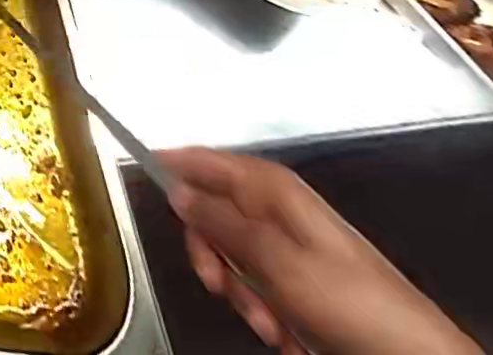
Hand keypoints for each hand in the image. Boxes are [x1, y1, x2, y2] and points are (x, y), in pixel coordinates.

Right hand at [159, 148, 479, 354]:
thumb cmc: (349, 303)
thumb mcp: (277, 261)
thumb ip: (220, 221)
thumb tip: (176, 188)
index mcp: (270, 188)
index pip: (205, 159)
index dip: (173, 163)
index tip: (144, 172)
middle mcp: (274, 207)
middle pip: (210, 212)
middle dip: (212, 255)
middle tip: (220, 286)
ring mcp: (285, 243)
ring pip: (229, 254)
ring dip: (240, 293)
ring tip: (271, 326)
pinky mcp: (296, 278)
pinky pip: (254, 283)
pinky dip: (262, 309)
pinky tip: (286, 334)